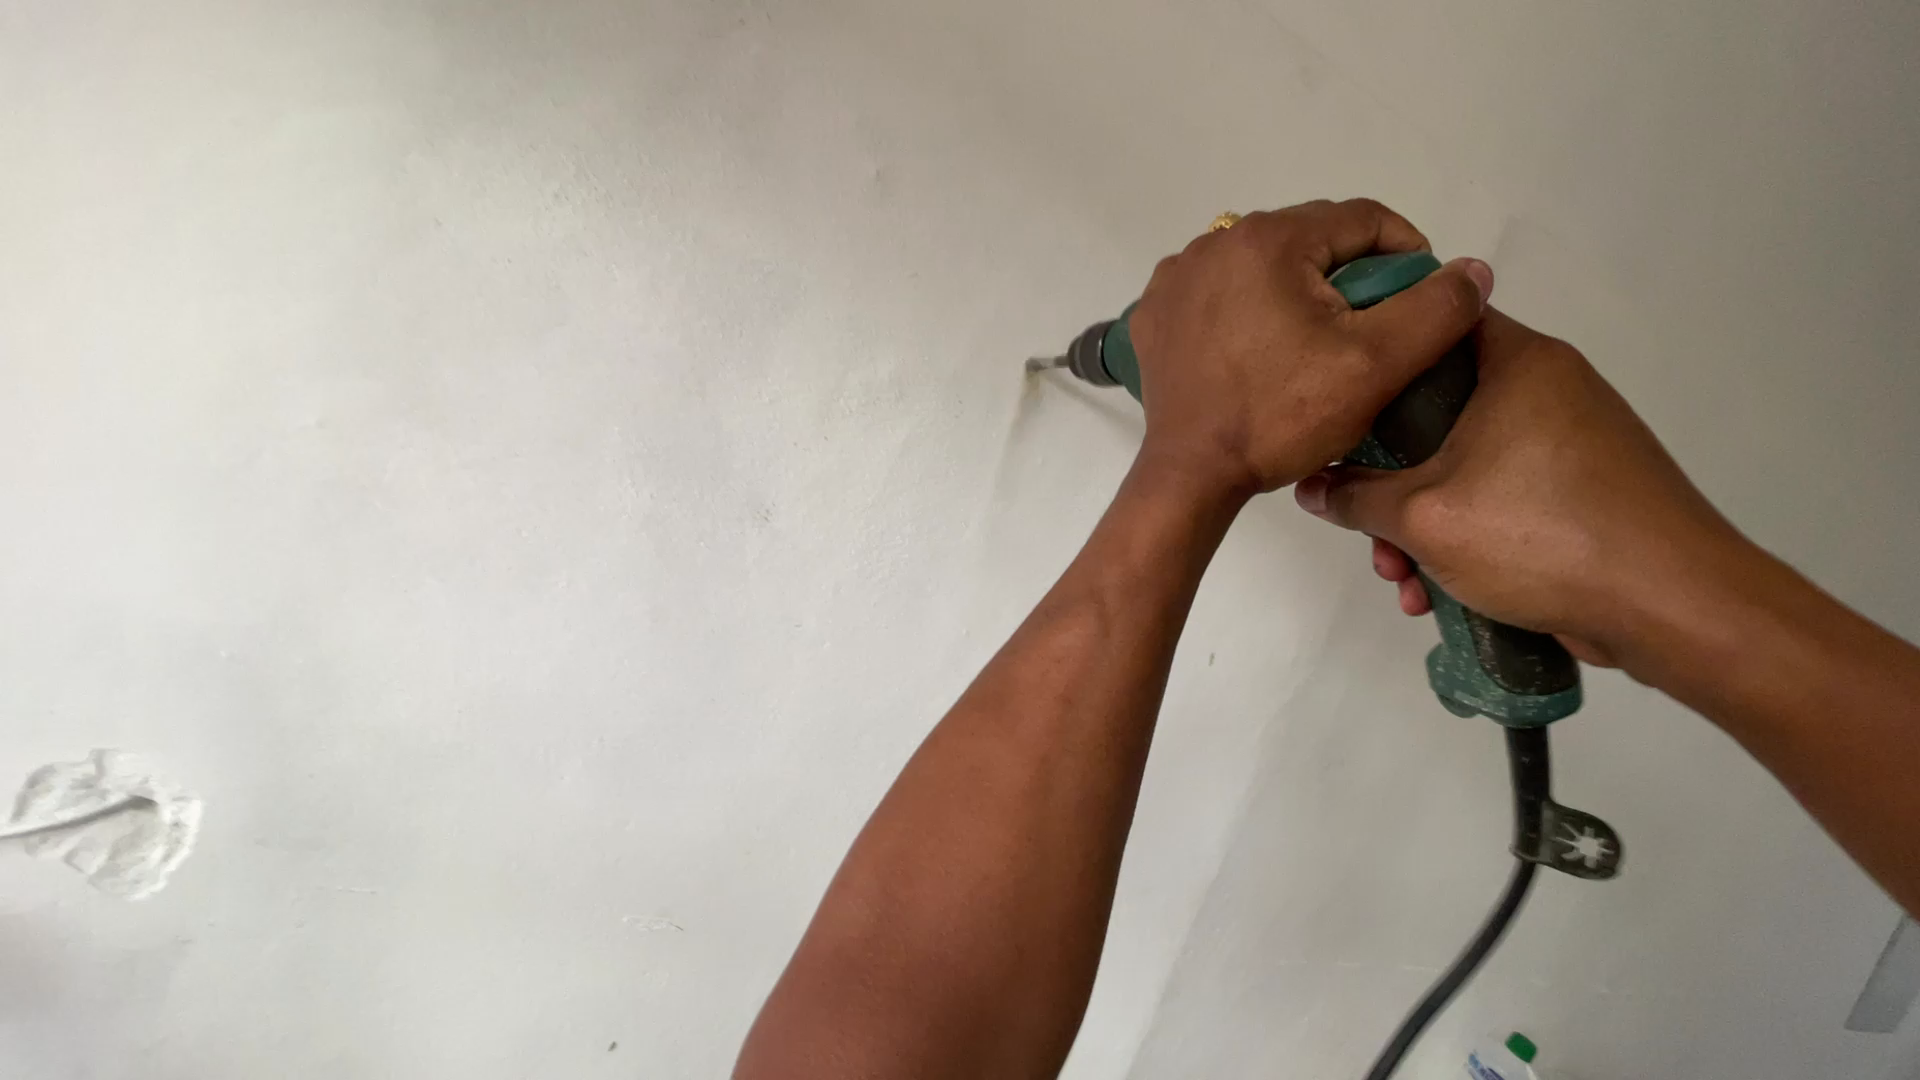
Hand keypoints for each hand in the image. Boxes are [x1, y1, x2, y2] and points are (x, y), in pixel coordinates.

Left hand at [1126, 199, 1493, 497]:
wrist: (1191, 474)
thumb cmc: (1281, 418)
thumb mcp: (1376, 364)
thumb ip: (1437, 307)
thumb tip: (1471, 269)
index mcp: (1266, 239)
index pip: (1362, 220)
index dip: (1405, 255)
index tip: (1416, 301)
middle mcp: (1210, 245)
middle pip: (1306, 241)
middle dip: (1344, 276)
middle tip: (1362, 329)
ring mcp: (1172, 281)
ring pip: (1257, 267)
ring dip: (1289, 291)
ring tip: (1307, 342)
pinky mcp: (1151, 317)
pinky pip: (1212, 296)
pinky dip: (1239, 311)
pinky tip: (1252, 347)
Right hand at [1293, 308, 1749, 674]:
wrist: (1673, 609)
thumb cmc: (1539, 535)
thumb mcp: (1418, 516)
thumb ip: (1350, 497)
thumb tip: (1308, 486)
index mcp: (1516, 367)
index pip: (1435, 326)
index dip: (1378, 352)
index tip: (1336, 390)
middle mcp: (1543, 392)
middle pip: (1434, 413)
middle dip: (1386, 481)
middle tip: (1366, 528)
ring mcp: (1562, 444)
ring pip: (1457, 467)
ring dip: (1416, 525)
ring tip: (1403, 580)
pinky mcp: (1574, 491)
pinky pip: (1493, 498)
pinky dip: (1458, 538)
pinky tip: (1436, 592)